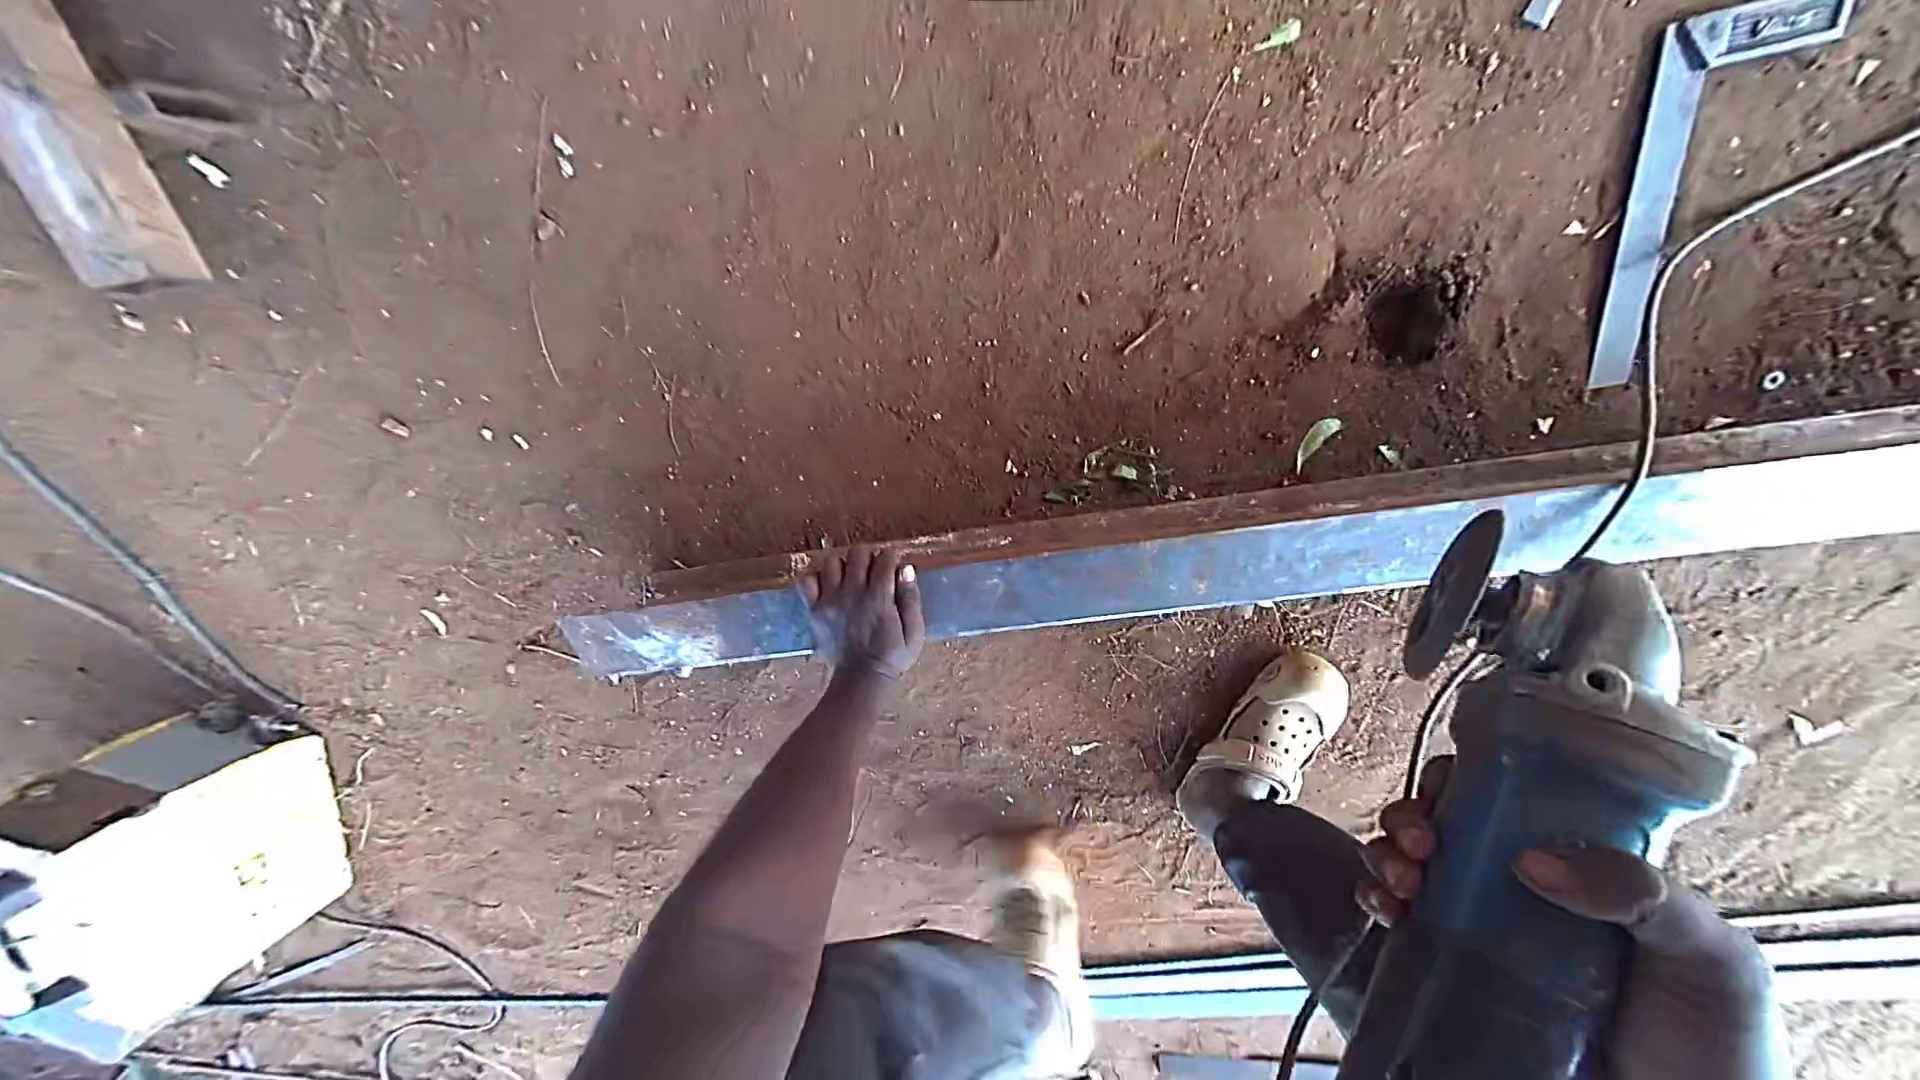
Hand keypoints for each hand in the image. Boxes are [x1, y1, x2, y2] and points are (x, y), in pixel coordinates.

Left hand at [802, 545, 924, 679]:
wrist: (862, 680)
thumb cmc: (893, 656)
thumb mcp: (914, 631)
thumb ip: (911, 598)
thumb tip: (906, 568)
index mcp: (879, 597)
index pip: (885, 558)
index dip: (892, 558)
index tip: (893, 566)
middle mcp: (853, 593)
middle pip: (857, 553)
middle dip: (869, 557)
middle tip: (873, 571)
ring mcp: (830, 600)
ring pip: (832, 562)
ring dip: (844, 566)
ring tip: (851, 579)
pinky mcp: (815, 610)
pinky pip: (807, 581)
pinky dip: (818, 580)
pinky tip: (830, 589)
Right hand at [1357, 756, 1787, 1079]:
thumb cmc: (1710, 1051)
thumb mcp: (1713, 961)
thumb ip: (1645, 893)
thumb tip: (1533, 859)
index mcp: (1566, 864)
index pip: (1498, 798)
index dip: (1459, 782)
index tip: (1446, 792)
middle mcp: (1508, 884)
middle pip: (1437, 821)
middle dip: (1410, 817)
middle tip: (1420, 843)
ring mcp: (1469, 921)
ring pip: (1402, 856)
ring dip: (1384, 852)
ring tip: (1402, 880)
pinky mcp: (1438, 960)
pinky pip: (1387, 911)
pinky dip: (1372, 896)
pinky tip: (1386, 910)